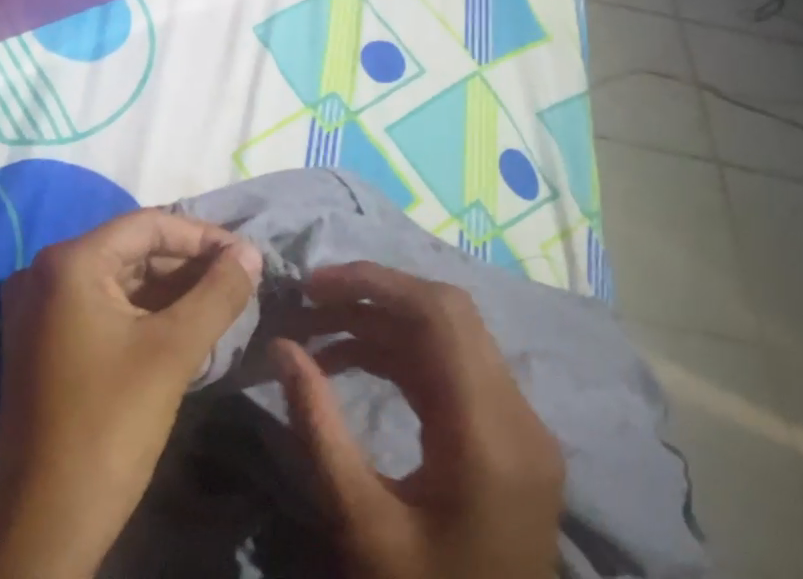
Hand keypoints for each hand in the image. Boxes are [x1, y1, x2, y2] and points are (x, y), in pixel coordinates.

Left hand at [0, 209, 262, 578]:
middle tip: (240, 281)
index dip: (203, 236)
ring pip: (115, 280)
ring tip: (221, 302)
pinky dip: (141, 312)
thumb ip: (217, 294)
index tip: (249, 256)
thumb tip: (250, 255)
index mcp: (68, 262)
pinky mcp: (40, 340)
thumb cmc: (112, 423)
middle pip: (129, 250)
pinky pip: (98, 307)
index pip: (146, 225)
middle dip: (186, 263)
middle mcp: (43, 272)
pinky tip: (182, 325)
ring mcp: (36, 308)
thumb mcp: (173, 351)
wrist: (48, 514)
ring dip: (167, 289)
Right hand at [272, 263, 564, 578]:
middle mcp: (518, 417)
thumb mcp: (359, 520)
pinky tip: (351, 362)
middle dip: (373, 295)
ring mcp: (521, 428)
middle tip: (307, 300)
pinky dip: (402, 355)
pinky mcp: (511, 440)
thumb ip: (318, 426)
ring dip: (383, 324)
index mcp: (488, 435)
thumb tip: (281, 346)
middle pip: (449, 316)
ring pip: (451, 339)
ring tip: (315, 330)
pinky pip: (455, 372)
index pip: (441, 316)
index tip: (311, 285)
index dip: (374, 282)